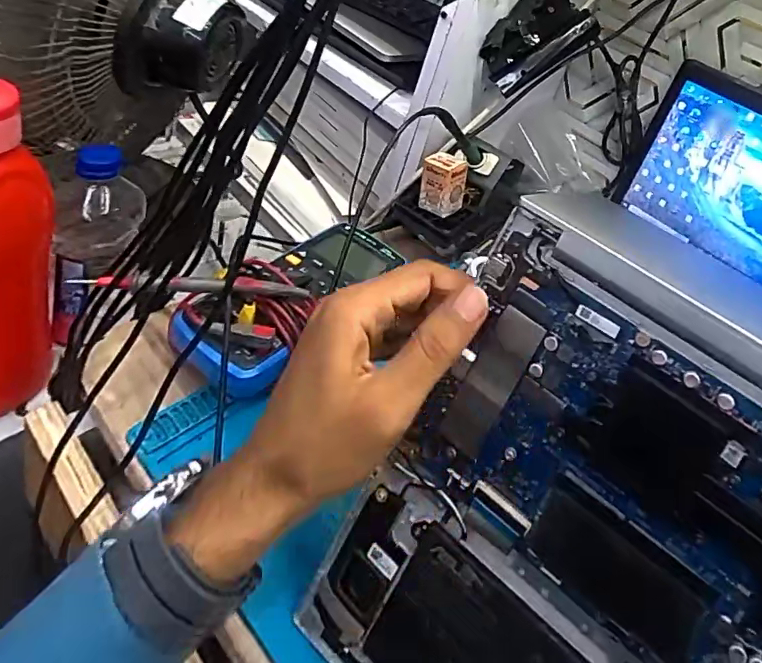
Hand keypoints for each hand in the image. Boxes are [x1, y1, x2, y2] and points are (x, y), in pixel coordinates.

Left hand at [166, 260, 488, 581]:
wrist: (271, 485)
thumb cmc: (327, 448)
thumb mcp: (391, 400)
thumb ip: (435, 347)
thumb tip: (477, 300)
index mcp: (353, 308)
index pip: (422, 275)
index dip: (460, 290)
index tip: (491, 316)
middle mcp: (345, 307)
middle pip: (411, 288)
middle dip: (448, 308)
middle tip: (482, 340)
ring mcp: (340, 327)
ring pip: (401, 310)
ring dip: (433, 325)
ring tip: (464, 352)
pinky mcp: (341, 346)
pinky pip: (386, 330)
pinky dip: (412, 341)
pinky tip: (432, 363)